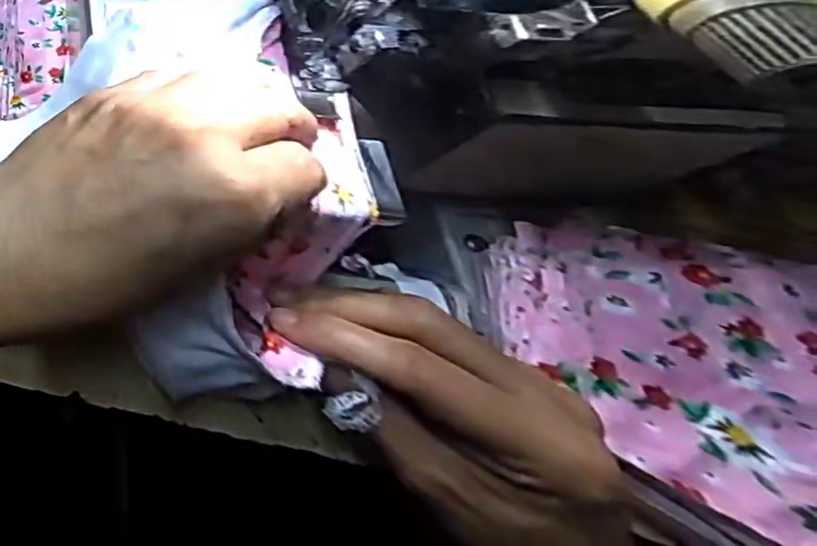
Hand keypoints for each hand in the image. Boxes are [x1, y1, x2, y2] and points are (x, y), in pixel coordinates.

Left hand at [0, 69, 324, 343]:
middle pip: (278, 103)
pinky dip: (189, 90)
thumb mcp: (187, 271)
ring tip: (230, 125)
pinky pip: (171, 73)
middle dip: (288, 130)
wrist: (3, 243)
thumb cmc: (91, 282)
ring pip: (226, 74)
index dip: (302, 187)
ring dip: (241, 99)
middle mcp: (198, 128)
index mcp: (230, 187)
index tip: (284, 199)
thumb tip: (264, 198)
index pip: (307, 166)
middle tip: (271, 154)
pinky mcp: (109, 89)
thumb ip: (238, 224)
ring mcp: (148, 100)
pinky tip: (178, 113)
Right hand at [270, 289, 628, 545]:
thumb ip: (384, 421)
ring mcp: (530, 371)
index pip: (420, 366)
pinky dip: (378, 316)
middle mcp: (540, 388)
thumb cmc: (503, 537)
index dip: (343, 337)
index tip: (280, 323)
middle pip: (423, 322)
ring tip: (297, 298)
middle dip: (342, 305)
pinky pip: (435, 327)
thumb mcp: (440, 492)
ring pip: (427, 313)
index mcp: (535, 436)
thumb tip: (323, 359)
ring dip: (354, 302)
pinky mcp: (511, 365)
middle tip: (281, 300)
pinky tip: (341, 312)